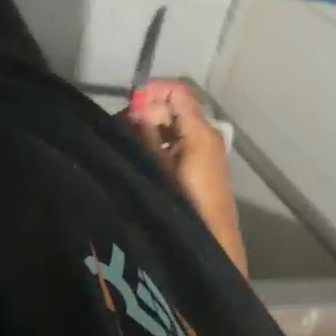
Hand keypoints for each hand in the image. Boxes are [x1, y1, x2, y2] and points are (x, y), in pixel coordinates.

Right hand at [126, 80, 247, 276]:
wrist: (214, 246)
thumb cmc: (186, 203)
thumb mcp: (159, 167)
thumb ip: (146, 136)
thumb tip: (134, 110)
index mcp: (200, 130)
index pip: (177, 91)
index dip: (152, 90)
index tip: (128, 102)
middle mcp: (206, 135)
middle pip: (173, 108)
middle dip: (146, 112)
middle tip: (120, 128)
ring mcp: (205, 151)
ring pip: (174, 127)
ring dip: (150, 129)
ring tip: (127, 143)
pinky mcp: (201, 167)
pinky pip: (178, 143)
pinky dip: (159, 143)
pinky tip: (141, 158)